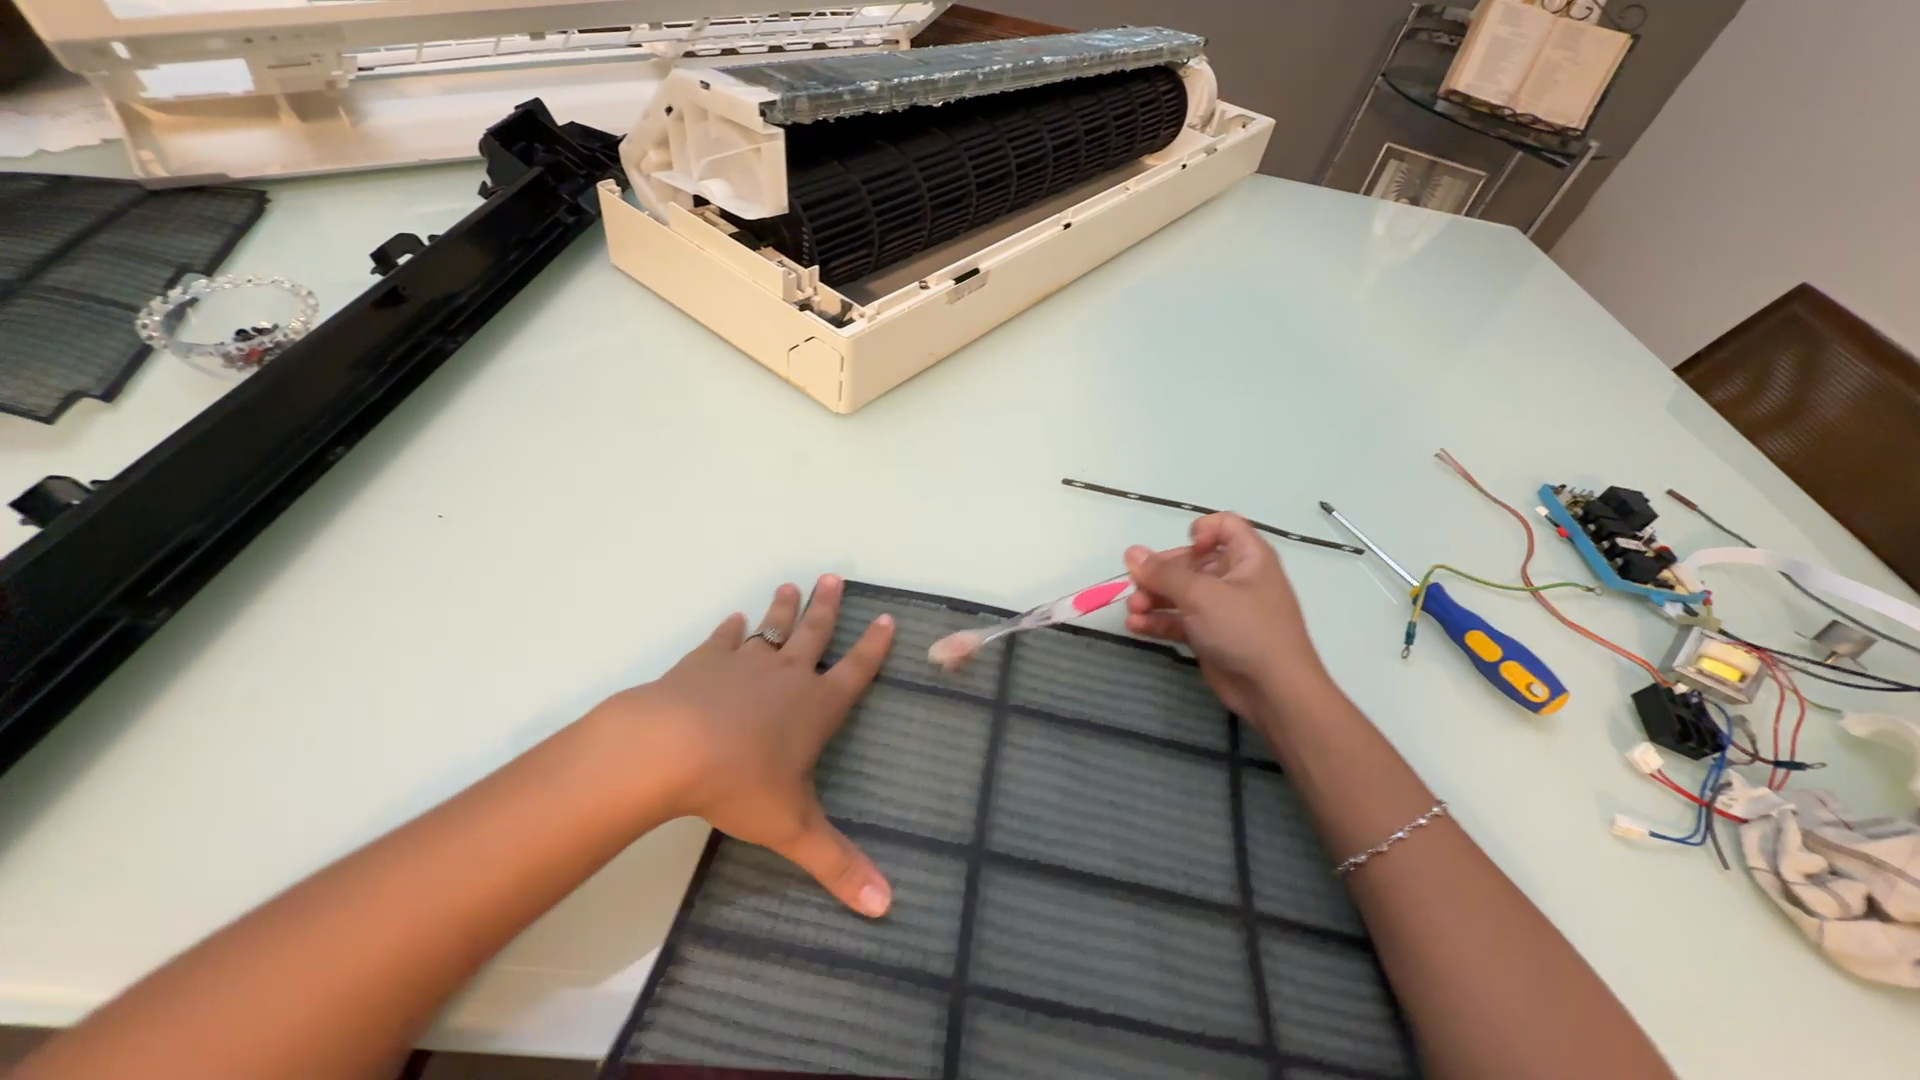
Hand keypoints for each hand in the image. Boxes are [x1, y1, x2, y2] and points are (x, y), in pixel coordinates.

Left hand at [589, 575, 895, 916]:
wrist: (668, 748)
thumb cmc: (739, 784)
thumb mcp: (794, 829)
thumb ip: (838, 865)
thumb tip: (886, 908)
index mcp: (816, 707)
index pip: (855, 671)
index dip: (873, 648)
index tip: (886, 619)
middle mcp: (787, 676)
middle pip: (814, 633)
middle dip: (827, 607)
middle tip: (834, 577)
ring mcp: (744, 664)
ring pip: (772, 628)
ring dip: (783, 608)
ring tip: (791, 585)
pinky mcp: (704, 661)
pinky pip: (724, 639)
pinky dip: (731, 630)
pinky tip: (733, 622)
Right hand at [1124, 513, 1332, 726]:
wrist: (1273, 689)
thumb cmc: (1244, 628)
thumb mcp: (1201, 595)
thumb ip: (1163, 573)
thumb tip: (1132, 553)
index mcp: (1248, 557)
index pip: (1226, 526)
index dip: (1202, 530)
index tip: (1183, 547)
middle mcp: (1236, 578)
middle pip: (1192, 562)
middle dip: (1161, 573)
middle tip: (1136, 586)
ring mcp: (1223, 610)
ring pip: (1181, 594)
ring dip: (1153, 598)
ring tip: (1132, 610)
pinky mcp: (1211, 636)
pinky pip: (1180, 621)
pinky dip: (1159, 622)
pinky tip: (1135, 627)